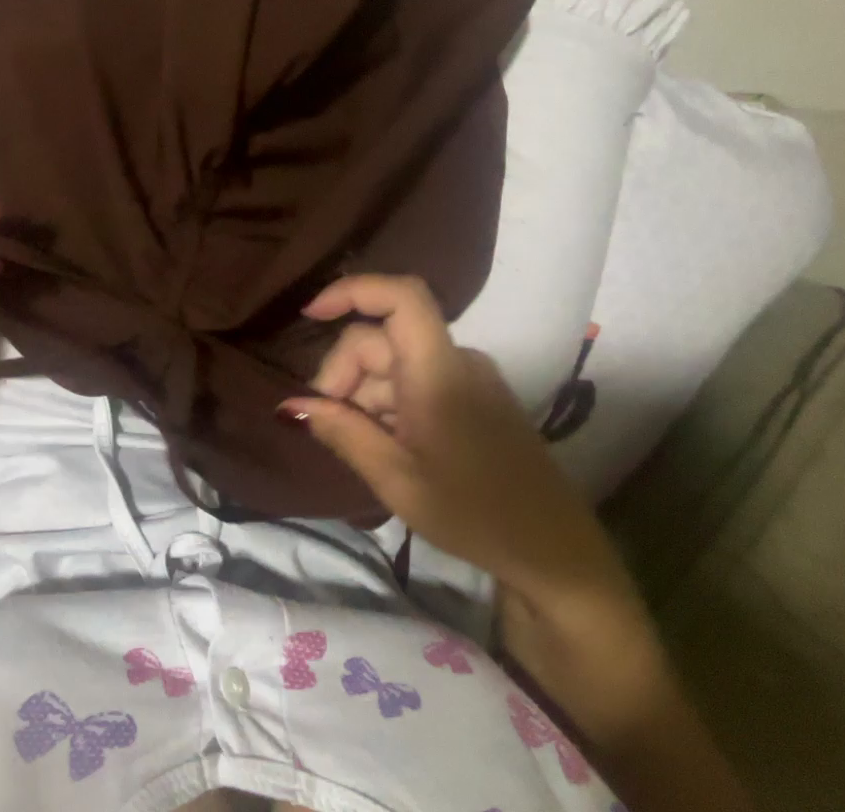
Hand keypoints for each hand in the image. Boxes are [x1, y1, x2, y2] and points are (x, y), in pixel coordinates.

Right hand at [280, 275, 628, 600]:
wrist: (554, 554)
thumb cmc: (473, 515)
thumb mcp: (395, 479)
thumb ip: (342, 432)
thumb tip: (290, 404)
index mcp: (440, 373)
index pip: (400, 298)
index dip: (352, 291)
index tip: (308, 316)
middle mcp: (458, 363)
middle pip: (382, 339)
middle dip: (343, 373)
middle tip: (327, 427)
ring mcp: (470, 380)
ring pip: (394, 364)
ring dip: (364, 394)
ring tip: (360, 448)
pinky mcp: (475, 400)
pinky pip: (416, 381)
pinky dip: (387, 404)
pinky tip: (384, 446)